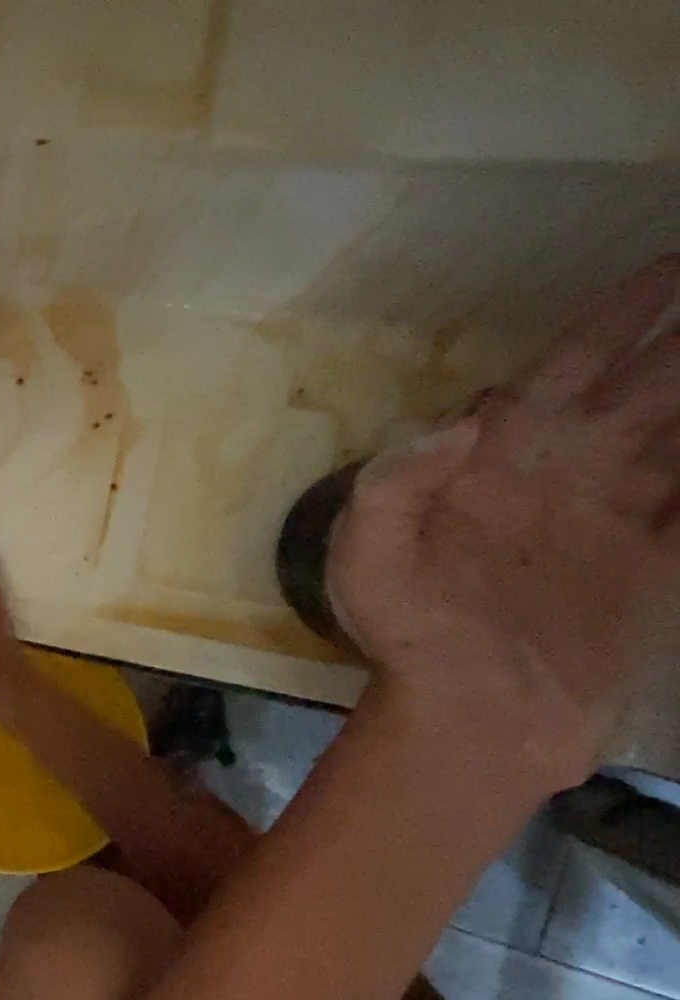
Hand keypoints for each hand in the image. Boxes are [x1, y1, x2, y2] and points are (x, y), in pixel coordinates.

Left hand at [329, 256, 679, 788]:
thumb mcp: (369, 560)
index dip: (612, 321)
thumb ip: (395, 488)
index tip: (671, 267)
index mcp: (490, 467)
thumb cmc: (409, 635)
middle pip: (642, 386)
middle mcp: (558, 476)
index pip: (558, 374)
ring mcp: (611, 516)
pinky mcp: (655, 563)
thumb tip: (467, 419)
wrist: (470, 713)